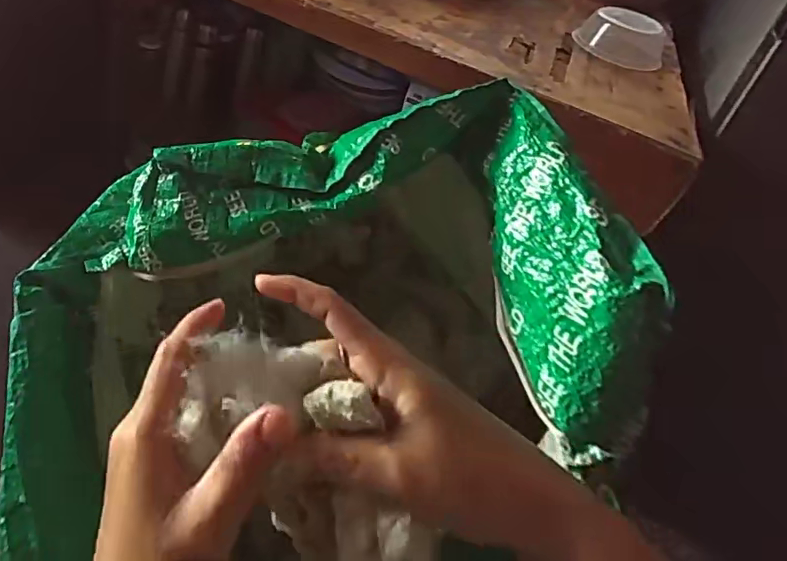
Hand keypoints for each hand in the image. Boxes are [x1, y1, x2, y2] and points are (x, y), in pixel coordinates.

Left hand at [96, 298, 299, 560]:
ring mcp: (137, 452)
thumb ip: (242, 465)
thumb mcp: (206, 519)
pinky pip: (176, 423)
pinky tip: (232, 427)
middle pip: (172, 374)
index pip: (168, 359)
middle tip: (256, 352)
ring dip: (209, 384)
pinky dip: (204, 412)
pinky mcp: (144, 471)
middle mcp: (136, 431)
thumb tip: (283, 411)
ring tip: (253, 380)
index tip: (224, 305)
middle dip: (210, 355)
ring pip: (175, 400)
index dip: (194, 326)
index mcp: (143, 430)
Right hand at [255, 274, 657, 560]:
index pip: (335, 310)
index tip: (259, 283)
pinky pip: (358, 416)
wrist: (535, 503)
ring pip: (342, 389)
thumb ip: (338, 457)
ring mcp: (401, 397)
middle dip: (291, 371)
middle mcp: (390, 371)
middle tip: (251, 400)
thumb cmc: (470, 475)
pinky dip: (333, 431)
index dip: (297, 289)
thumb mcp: (398, 472)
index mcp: (389, 364)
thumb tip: (278, 443)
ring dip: (311, 408)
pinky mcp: (409, 423)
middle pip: (329, 354)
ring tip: (274, 437)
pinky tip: (314, 461)